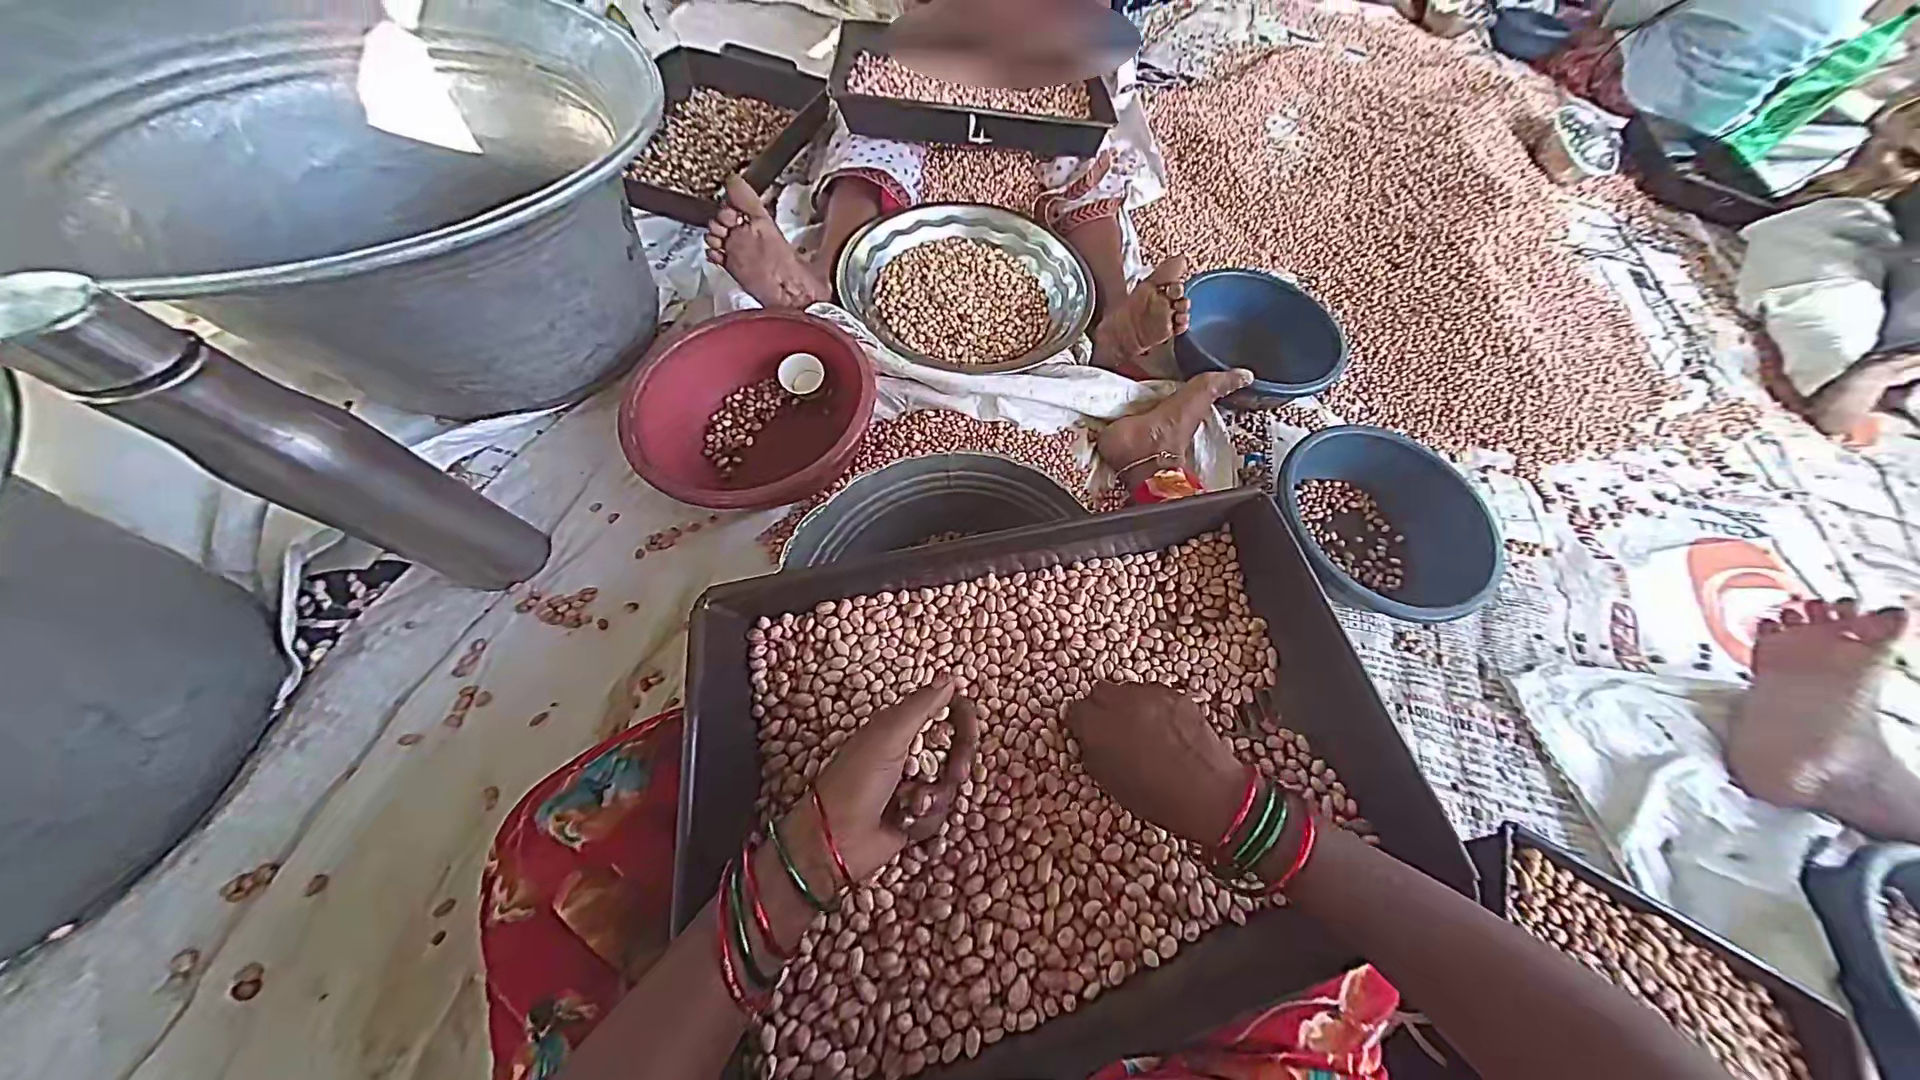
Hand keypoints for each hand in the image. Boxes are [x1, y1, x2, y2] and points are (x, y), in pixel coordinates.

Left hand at [781, 676, 981, 888]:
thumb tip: (951, 679)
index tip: (967, 729)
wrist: (835, 841)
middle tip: (954, 774)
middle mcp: (910, 751)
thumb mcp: (889, 736)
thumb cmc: (856, 781)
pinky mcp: (916, 815)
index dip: (961, 719)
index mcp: (901, 726)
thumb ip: (921, 705)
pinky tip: (904, 822)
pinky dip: (925, 819)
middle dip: (956, 763)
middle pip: (957, 748)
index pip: (945, 711)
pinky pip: (941, 813)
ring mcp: (914, 784)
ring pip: (951, 784)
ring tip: (909, 805)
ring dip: (933, 796)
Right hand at [1065, 680, 1244, 843]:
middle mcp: (1120, 702)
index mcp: (1097, 727)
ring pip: (1127, 689)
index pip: (1075, 710)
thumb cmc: (1155, 798)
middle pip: (1098, 691)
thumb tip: (1088, 737)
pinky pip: (1153, 693)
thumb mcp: (1109, 781)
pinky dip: (1153, 706)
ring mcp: (1149, 694)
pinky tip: (1164, 728)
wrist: (1210, 794)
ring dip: (1127, 704)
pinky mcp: (1174, 693)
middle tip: (1112, 727)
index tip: (1086, 732)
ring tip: (1141, 728)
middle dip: (1101, 706)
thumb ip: (1092, 752)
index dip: (1080, 722)